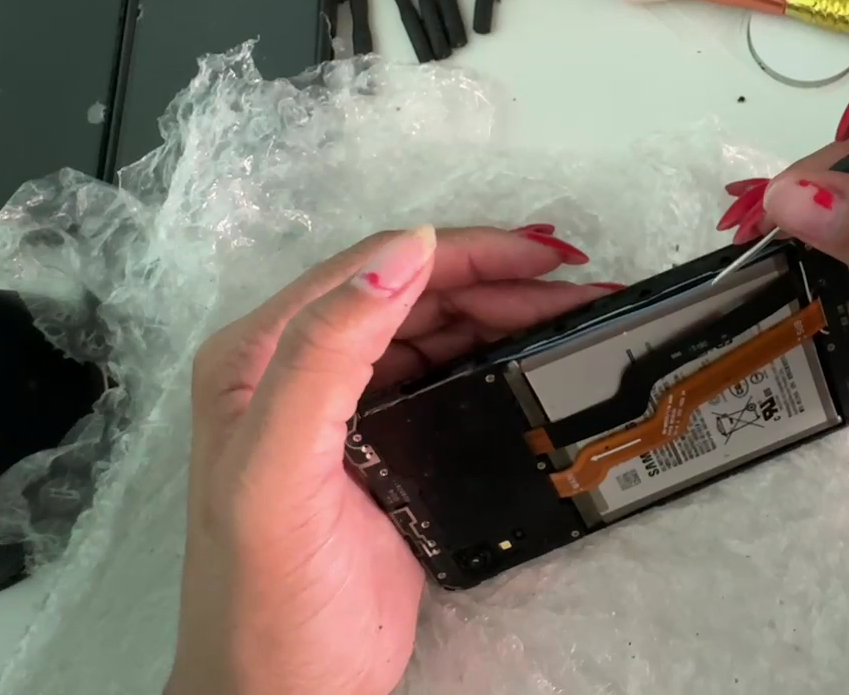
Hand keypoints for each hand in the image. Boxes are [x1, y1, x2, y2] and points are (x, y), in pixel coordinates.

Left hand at [168, 225, 611, 694]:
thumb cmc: (268, 599)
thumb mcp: (279, 474)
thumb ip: (327, 354)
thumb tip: (407, 248)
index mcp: (266, 348)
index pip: (379, 268)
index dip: (467, 252)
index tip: (546, 256)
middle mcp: (306, 357)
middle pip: (421, 291)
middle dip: (504, 281)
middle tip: (581, 289)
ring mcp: (352, 395)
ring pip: (444, 324)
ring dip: (511, 310)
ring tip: (578, 312)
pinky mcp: (390, 429)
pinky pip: (453, 365)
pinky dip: (501, 348)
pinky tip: (539, 348)